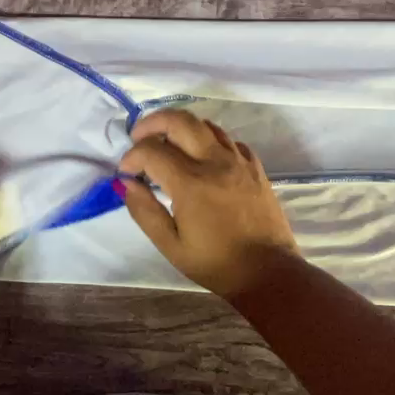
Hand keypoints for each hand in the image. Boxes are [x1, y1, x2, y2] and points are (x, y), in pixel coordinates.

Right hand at [119, 109, 302, 301]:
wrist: (268, 273)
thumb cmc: (215, 263)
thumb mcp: (170, 245)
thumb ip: (144, 210)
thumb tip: (127, 183)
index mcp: (191, 183)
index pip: (151, 151)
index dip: (131, 157)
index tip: (126, 172)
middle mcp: (215, 163)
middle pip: (179, 121)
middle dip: (152, 123)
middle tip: (139, 138)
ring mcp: (239, 161)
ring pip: (205, 124)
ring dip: (180, 128)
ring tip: (167, 144)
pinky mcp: (255, 167)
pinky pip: (227, 139)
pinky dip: (207, 139)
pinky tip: (201, 157)